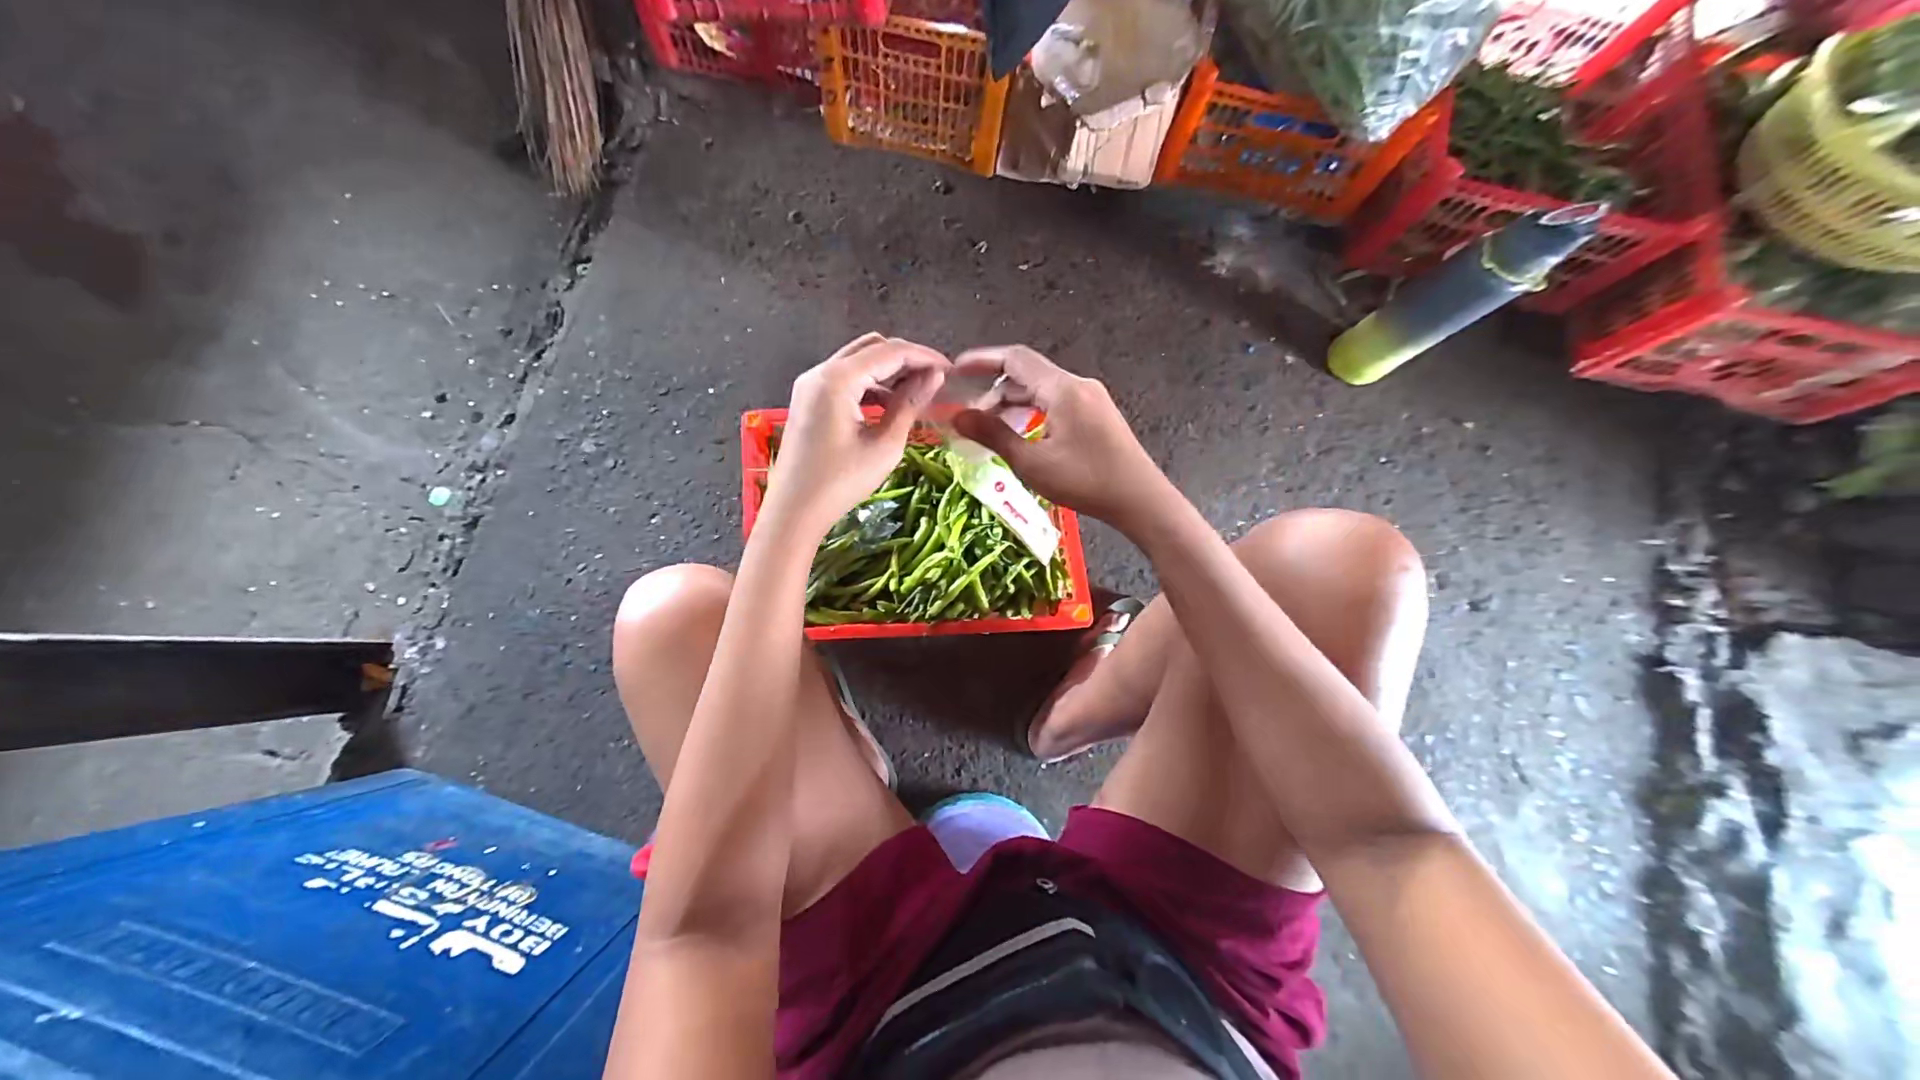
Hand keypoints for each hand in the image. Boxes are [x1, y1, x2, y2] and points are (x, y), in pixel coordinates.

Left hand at [762, 333, 948, 538]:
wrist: (794, 510)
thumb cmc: (840, 482)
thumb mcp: (884, 445)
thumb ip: (909, 404)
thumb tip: (934, 377)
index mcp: (837, 379)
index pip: (889, 351)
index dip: (924, 357)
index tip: (950, 371)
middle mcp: (820, 372)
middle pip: (871, 348)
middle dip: (906, 359)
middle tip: (935, 379)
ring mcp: (811, 385)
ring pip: (857, 361)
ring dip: (888, 372)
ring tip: (917, 393)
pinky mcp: (809, 400)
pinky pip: (844, 380)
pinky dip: (869, 384)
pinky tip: (890, 405)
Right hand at [949, 346, 1168, 530]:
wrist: (1140, 500)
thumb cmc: (1086, 482)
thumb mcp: (1032, 462)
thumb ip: (993, 435)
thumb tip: (958, 417)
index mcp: (1062, 388)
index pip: (1015, 359)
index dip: (981, 361)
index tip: (954, 371)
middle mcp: (1078, 384)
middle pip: (1027, 373)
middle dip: (992, 387)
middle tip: (964, 407)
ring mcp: (1090, 398)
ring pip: (1041, 389)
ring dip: (1011, 402)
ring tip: (984, 423)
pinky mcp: (1096, 414)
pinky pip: (1056, 402)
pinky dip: (1031, 410)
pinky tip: (1017, 431)